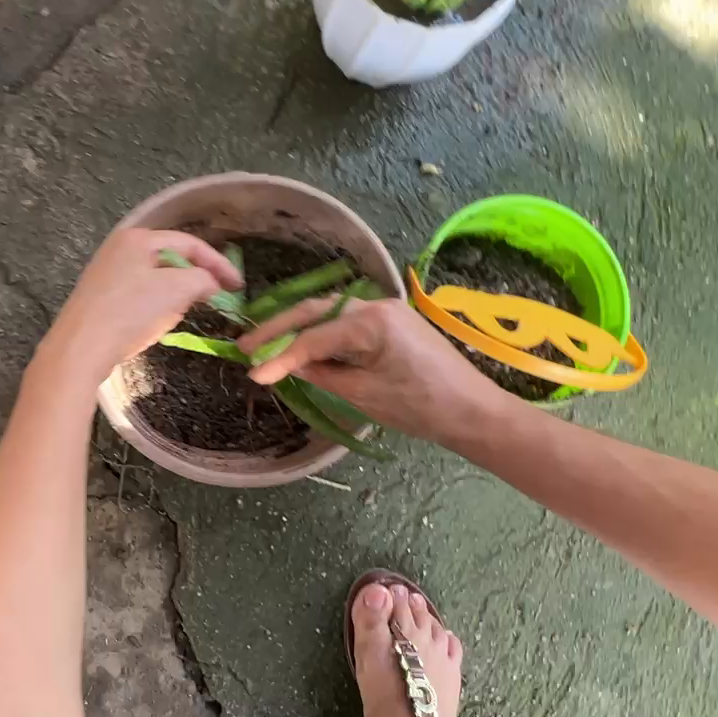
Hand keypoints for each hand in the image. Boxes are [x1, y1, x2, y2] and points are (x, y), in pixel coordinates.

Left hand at [39, 228, 241, 383]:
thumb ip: (202, 279)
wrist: (80, 348)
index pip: (189, 243)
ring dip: (175, 294)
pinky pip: (138, 295)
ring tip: (183, 312)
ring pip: (155, 278)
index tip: (237, 286)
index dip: (218, 264)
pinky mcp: (100, 298)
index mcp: (138, 238)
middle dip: (195, 278)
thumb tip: (212, 283)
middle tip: (213, 299)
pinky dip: (155, 305)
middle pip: (171, 258)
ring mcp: (106, 273)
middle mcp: (119, 248)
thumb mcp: (176, 291)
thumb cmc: (129, 313)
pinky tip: (154, 324)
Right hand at [238, 296, 515, 441]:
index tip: (252, 374)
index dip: (279, 356)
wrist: (472, 411)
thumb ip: (321, 374)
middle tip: (245, 346)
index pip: (312, 337)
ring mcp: (385, 311)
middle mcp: (376, 305)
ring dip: (295, 328)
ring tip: (263, 344)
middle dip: (278, 328)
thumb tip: (287, 365)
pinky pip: (344, 322)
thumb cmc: (420, 407)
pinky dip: (319, 333)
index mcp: (372, 321)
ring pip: (327, 313)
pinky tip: (300, 345)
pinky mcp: (390, 322)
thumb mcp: (362, 394)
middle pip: (314, 311)